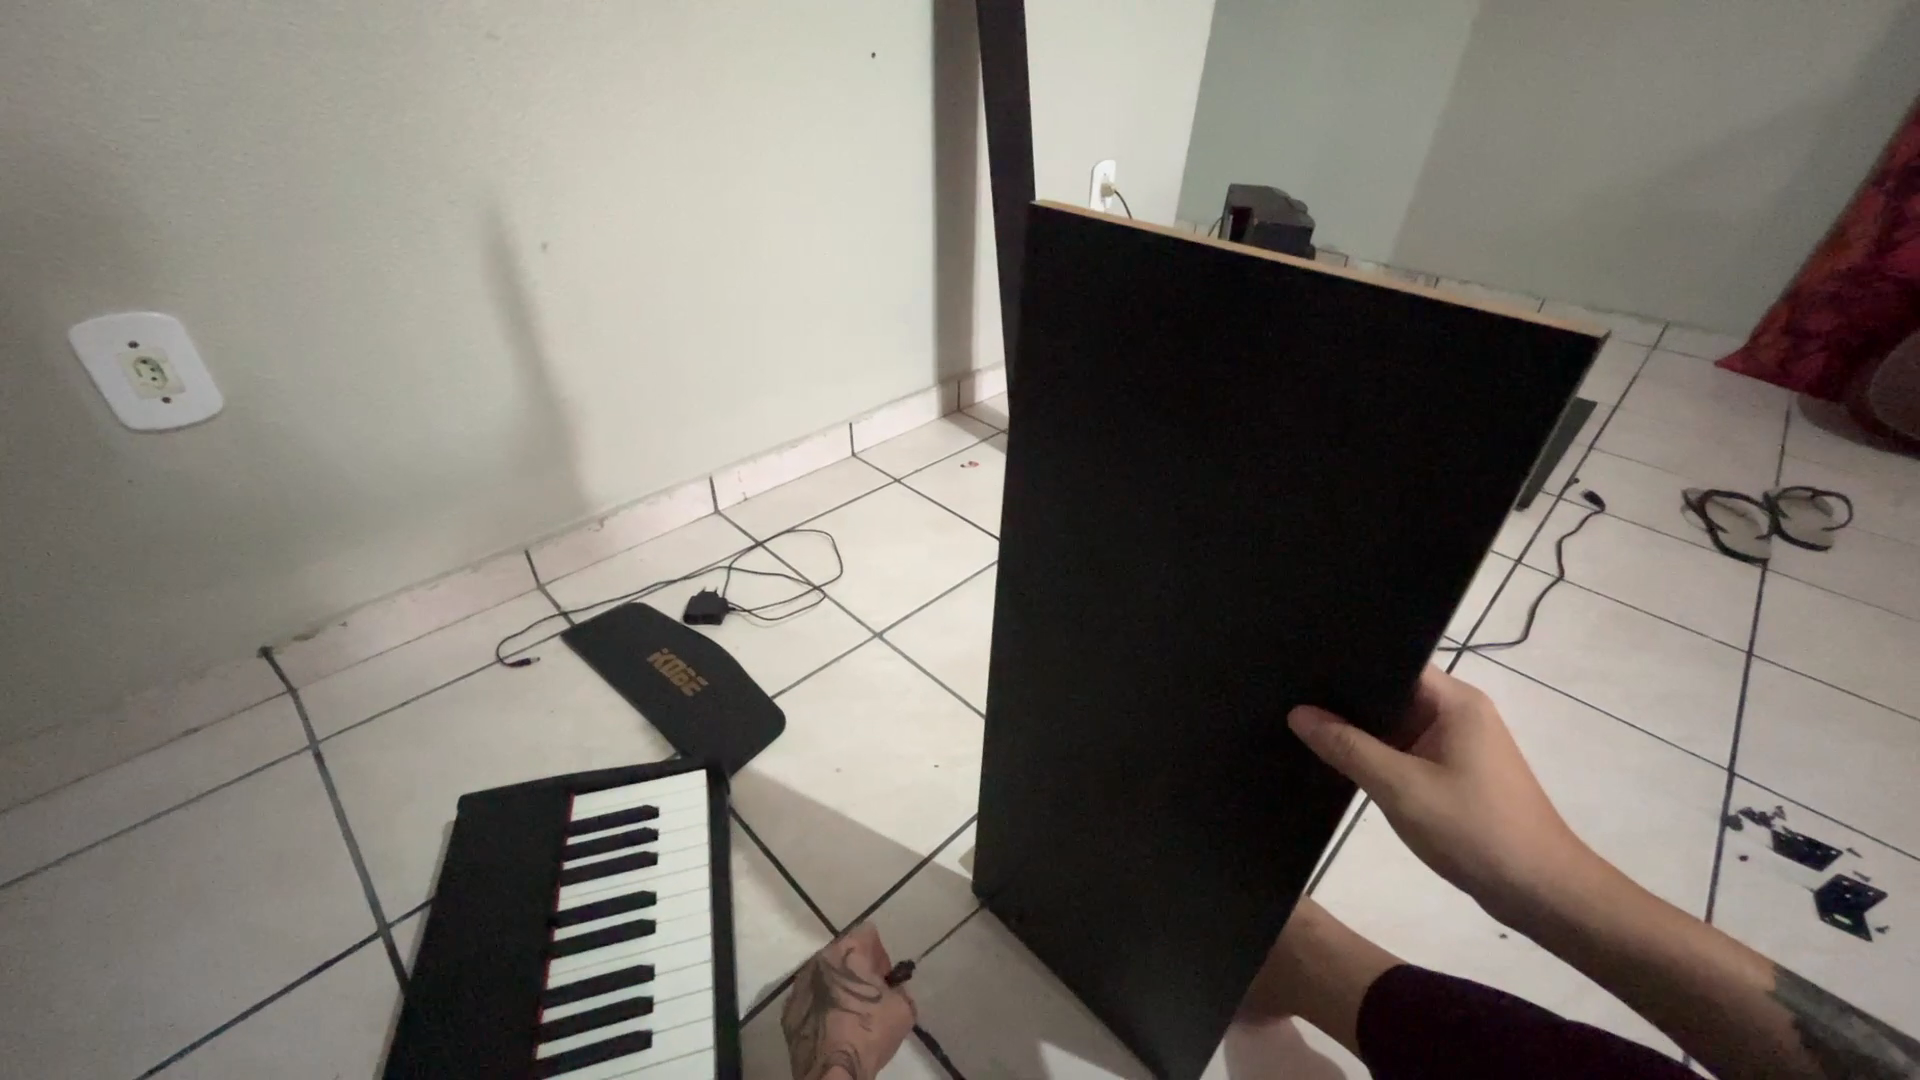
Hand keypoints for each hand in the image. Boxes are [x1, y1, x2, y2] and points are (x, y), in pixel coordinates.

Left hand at [781, 923, 915, 1079]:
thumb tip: (892, 989)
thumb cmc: (869, 1033)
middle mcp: (820, 959)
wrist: (832, 1072)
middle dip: (857, 968)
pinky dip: (819, 1006)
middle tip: (868, 994)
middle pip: (843, 952)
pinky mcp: (788, 1011)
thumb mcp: (904, 1008)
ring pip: (823, 974)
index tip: (884, 978)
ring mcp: (800, 985)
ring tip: (848, 1011)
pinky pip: (809, 998)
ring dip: (836, 985)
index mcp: (848, 951)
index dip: (880, 953)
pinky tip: (830, 1026)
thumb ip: (899, 988)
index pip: (869, 933)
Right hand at [1287, 665, 1597, 922]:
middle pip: (1390, 693)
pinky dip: (1375, 754)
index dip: (1348, 664)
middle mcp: (1458, 713)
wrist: (1542, 894)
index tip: (1302, 667)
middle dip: (1344, 699)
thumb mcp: (1400, 786)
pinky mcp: (1453, 772)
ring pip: (1393, 724)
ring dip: (1358, 730)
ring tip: (1302, 723)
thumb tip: (1298, 714)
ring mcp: (1457, 744)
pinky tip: (1336, 759)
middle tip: (1290, 696)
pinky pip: (1403, 750)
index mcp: (1456, 702)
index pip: (1392, 664)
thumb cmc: (1475, 830)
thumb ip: (1346, 746)